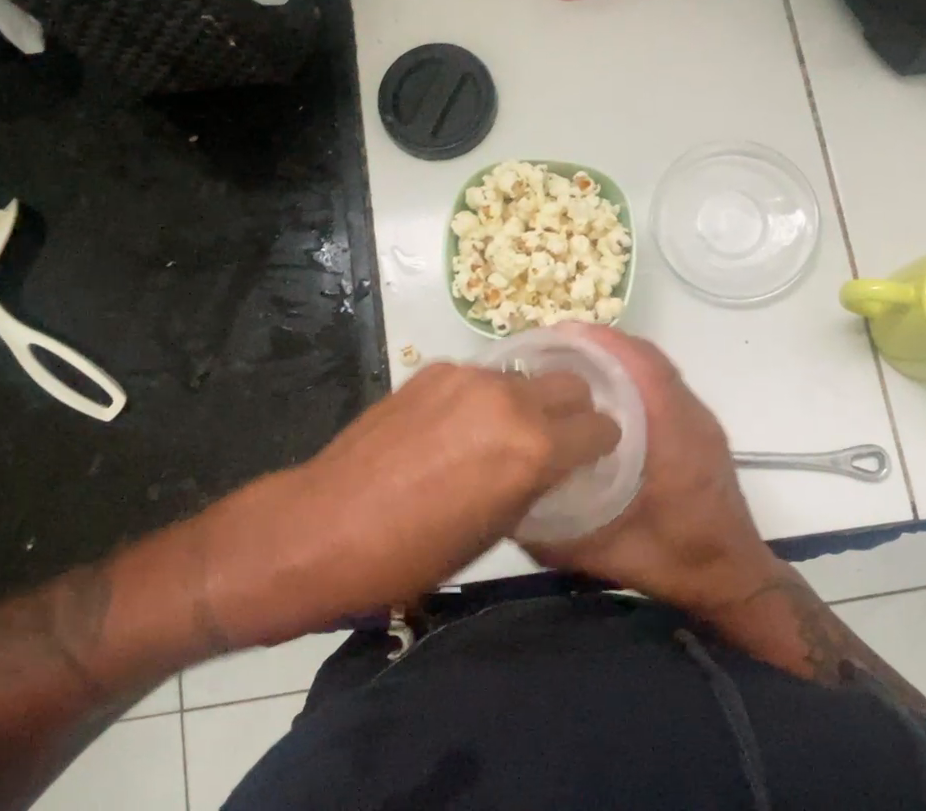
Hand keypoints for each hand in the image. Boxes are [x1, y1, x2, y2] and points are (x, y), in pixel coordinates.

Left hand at [198, 362, 619, 645]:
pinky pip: (480, 379)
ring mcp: (465, 378)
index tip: (592, 457)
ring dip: (527, 403)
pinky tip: (460, 430)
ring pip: (523, 378)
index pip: (599, 427)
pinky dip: (485, 399)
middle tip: (557, 442)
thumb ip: (534, 485)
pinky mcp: (430, 371)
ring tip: (503, 436)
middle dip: (573, 412)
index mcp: (532, 447)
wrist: (324, 526)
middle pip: (569, 386)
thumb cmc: (413, 553)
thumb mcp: (494, 531)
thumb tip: (549, 466)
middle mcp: (507, 399)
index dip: (601, 444)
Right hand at [522, 326, 778, 617]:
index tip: (558, 335)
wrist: (734, 578)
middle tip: (551, 348)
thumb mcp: (605, 556)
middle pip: (650, 360)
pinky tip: (600, 395)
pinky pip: (664, 386)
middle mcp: (692, 420)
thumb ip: (554, 537)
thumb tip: (505, 508)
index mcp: (675, 441)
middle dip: (602, 344)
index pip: (645, 371)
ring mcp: (700, 422)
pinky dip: (632, 376)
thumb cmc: (676, 563)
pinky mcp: (700, 430)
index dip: (603, 344)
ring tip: (569, 363)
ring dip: (617, 358)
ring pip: (658, 369)